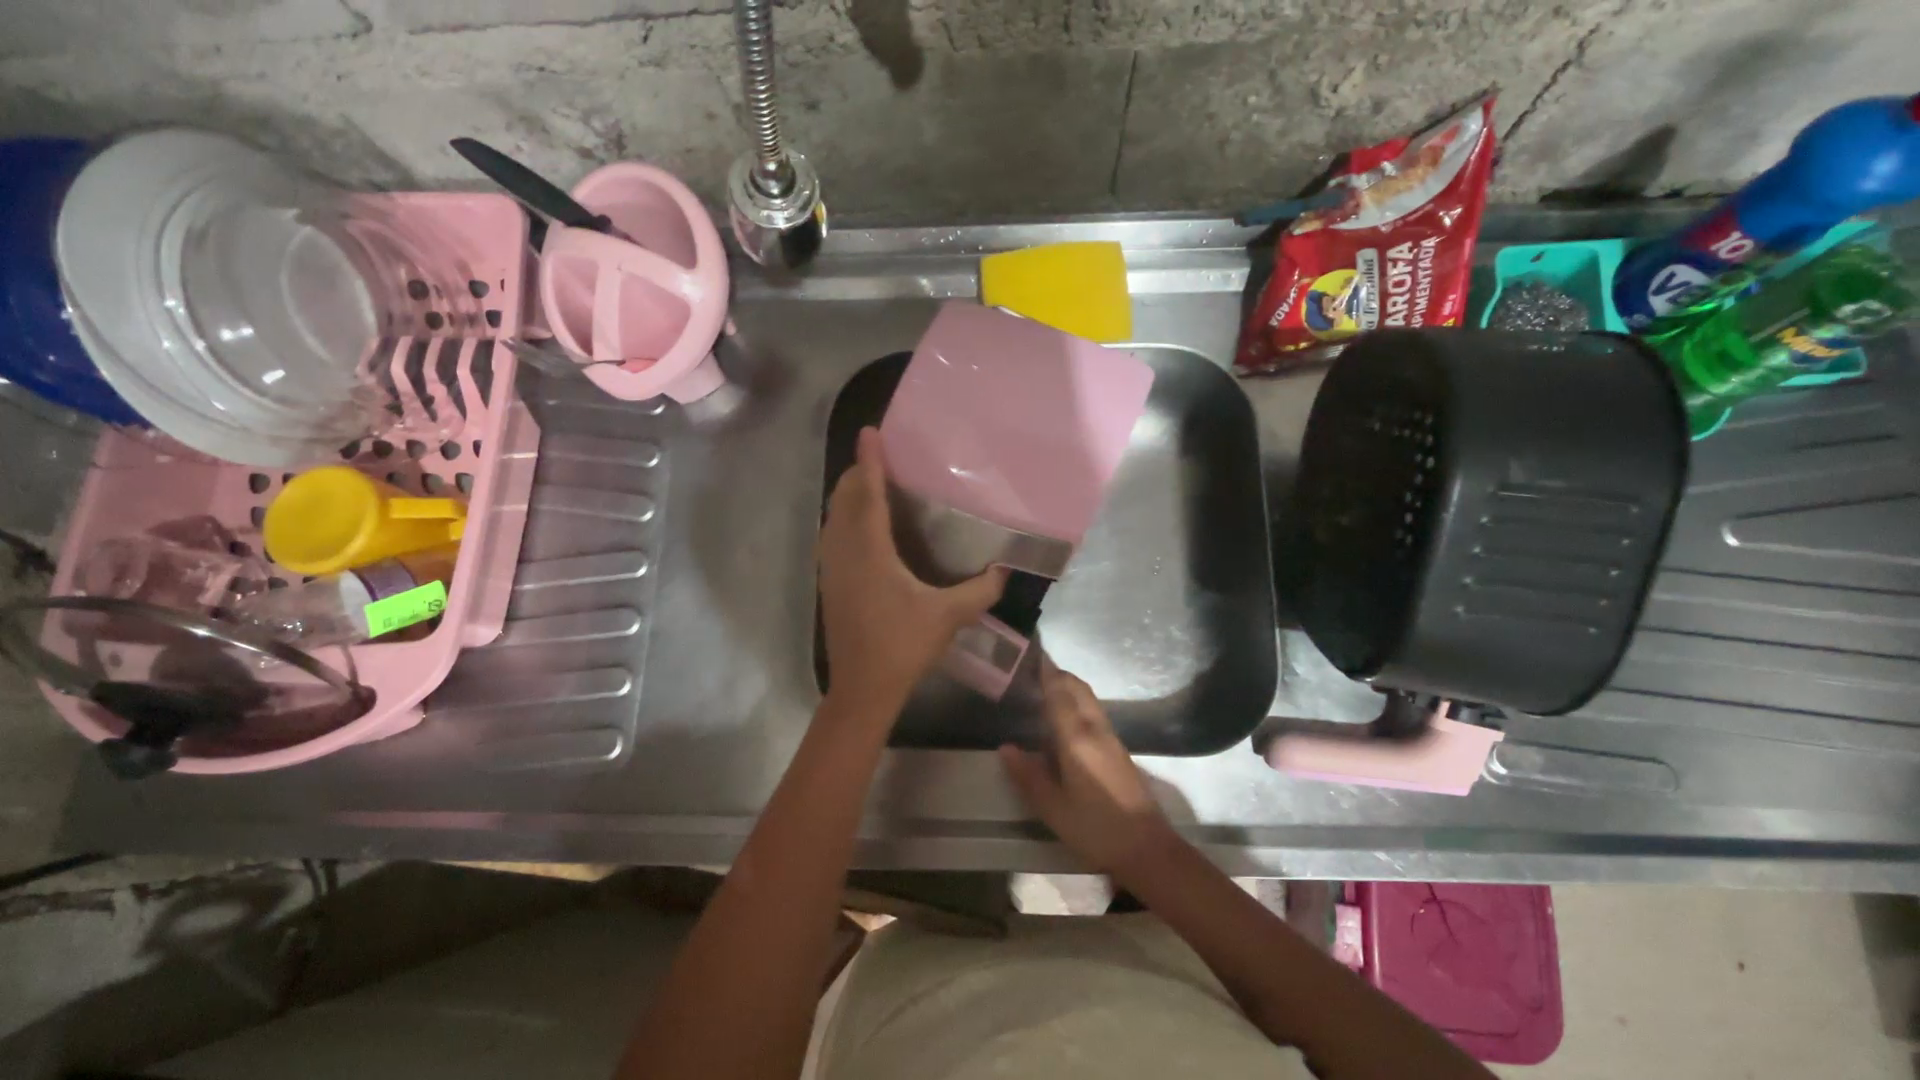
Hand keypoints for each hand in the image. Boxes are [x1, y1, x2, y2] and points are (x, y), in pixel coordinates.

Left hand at [819, 427, 1007, 718]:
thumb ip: (980, 592)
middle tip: (881, 458)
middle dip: (859, 473)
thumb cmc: (903, 647)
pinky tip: (861, 529)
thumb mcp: (948, 617)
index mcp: (870, 551)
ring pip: (833, 518)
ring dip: (849, 496)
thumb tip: (1005, 571)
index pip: (869, 494)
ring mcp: (831, 568)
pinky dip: (843, 519)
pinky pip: (831, 537)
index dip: (871, 460)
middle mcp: (844, 552)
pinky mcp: (829, 584)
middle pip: (845, 499)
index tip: (870, 431)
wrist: (862, 687)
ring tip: (871, 484)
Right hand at [999, 662, 1176, 877]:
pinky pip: (1094, 715)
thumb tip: (1006, 747)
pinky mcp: (1119, 753)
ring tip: (1045, 691)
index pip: (1059, 693)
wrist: (1147, 848)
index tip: (1031, 653)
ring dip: (1069, 689)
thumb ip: (1028, 776)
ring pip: (1089, 701)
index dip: (1046, 672)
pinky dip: (1078, 706)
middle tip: (1034, 670)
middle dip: (1059, 676)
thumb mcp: (1053, 808)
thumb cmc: (1095, 827)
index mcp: (1077, 738)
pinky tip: (1064, 723)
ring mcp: (1112, 740)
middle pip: (1079, 690)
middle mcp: (1097, 730)